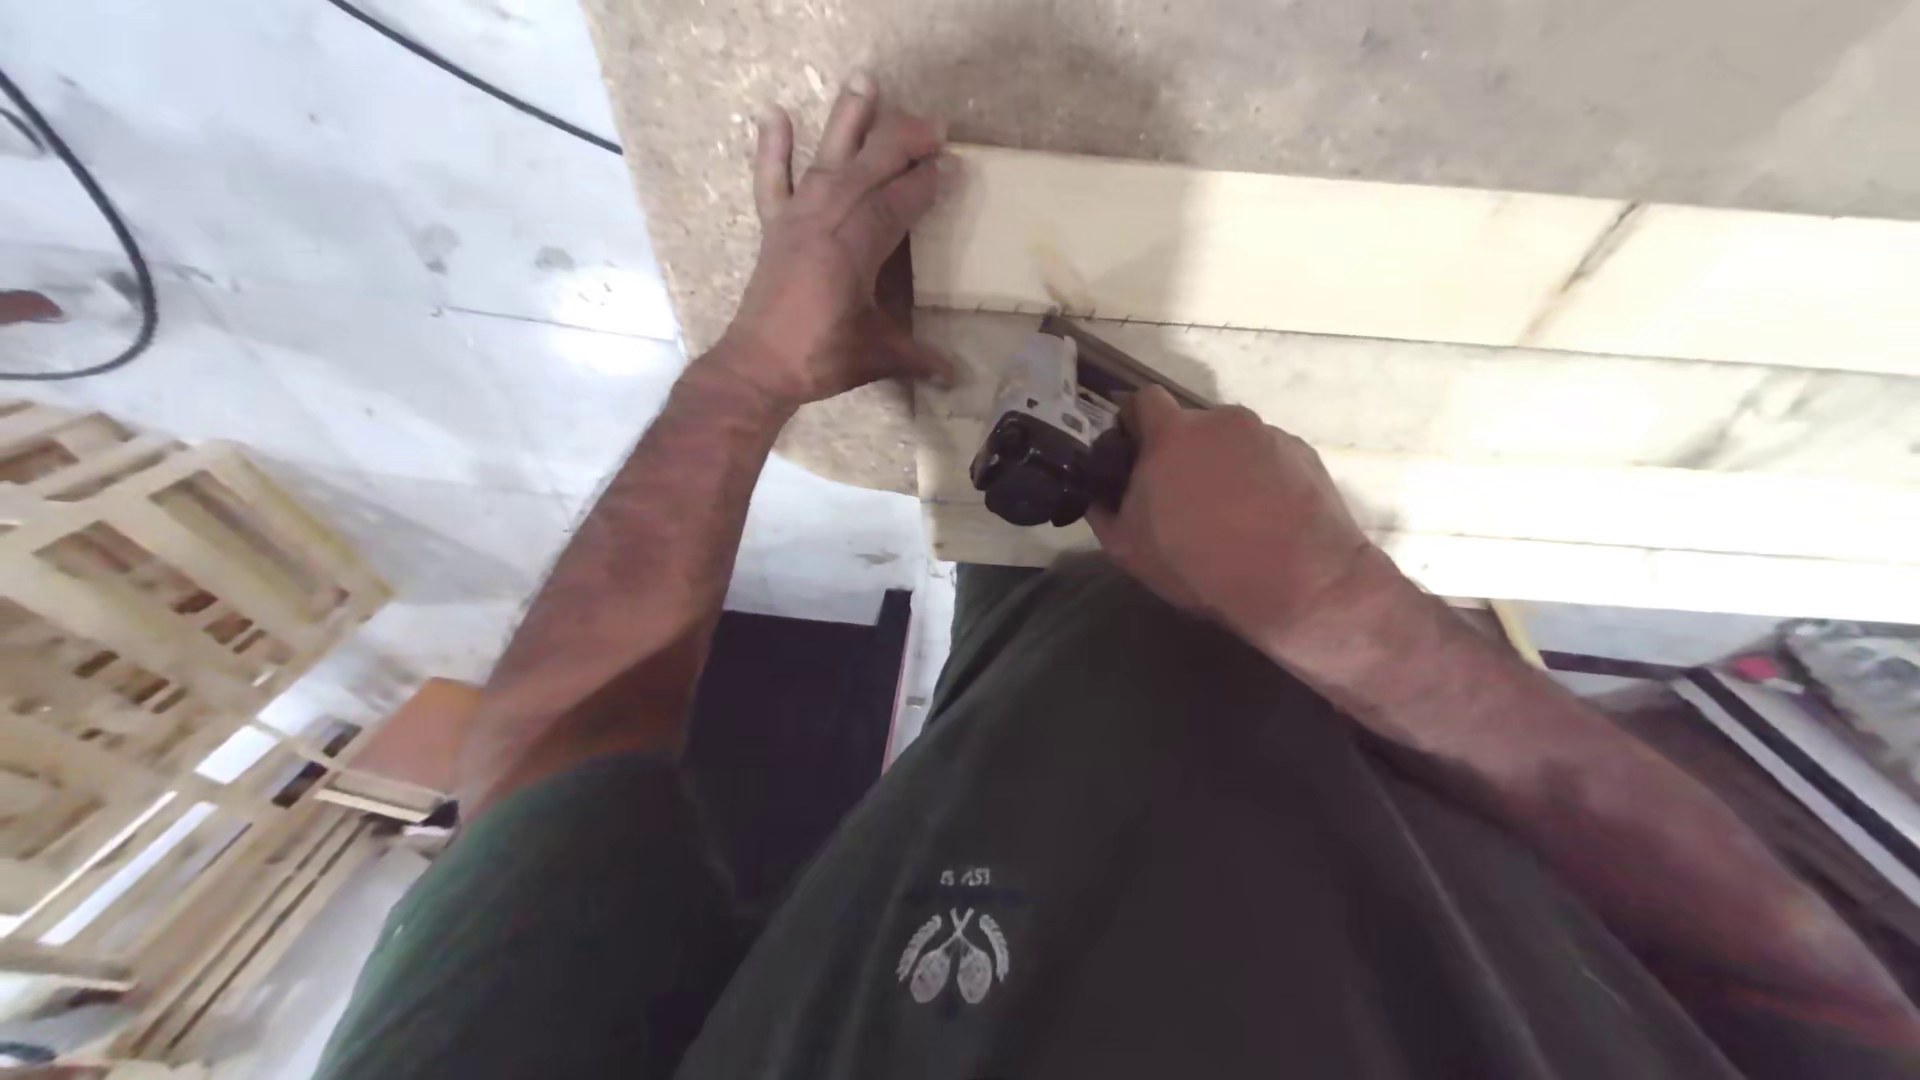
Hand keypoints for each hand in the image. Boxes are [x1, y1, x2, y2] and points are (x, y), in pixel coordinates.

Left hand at [710, 75, 954, 408]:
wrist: (760, 366)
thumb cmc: (822, 359)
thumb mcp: (878, 357)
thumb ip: (919, 359)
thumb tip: (956, 376)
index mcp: (855, 249)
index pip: (896, 203)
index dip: (924, 184)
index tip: (948, 167)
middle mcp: (826, 221)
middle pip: (868, 169)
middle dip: (902, 142)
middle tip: (933, 126)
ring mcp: (796, 220)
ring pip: (827, 161)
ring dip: (848, 121)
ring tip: (866, 82)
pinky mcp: (774, 229)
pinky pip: (771, 182)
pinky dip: (772, 150)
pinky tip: (775, 115)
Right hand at [1087, 387, 1390, 644]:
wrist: (1300, 585)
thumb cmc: (1200, 564)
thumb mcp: (1129, 549)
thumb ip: (1103, 511)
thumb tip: (1097, 496)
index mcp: (1172, 435)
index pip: (1142, 399)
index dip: (1132, 421)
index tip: (1133, 452)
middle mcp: (1220, 421)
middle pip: (1189, 425)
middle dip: (1180, 452)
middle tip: (1181, 497)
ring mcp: (1266, 433)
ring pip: (1228, 441)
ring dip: (1220, 464)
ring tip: (1230, 511)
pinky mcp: (1302, 451)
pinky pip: (1265, 454)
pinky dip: (1258, 475)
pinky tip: (1263, 515)